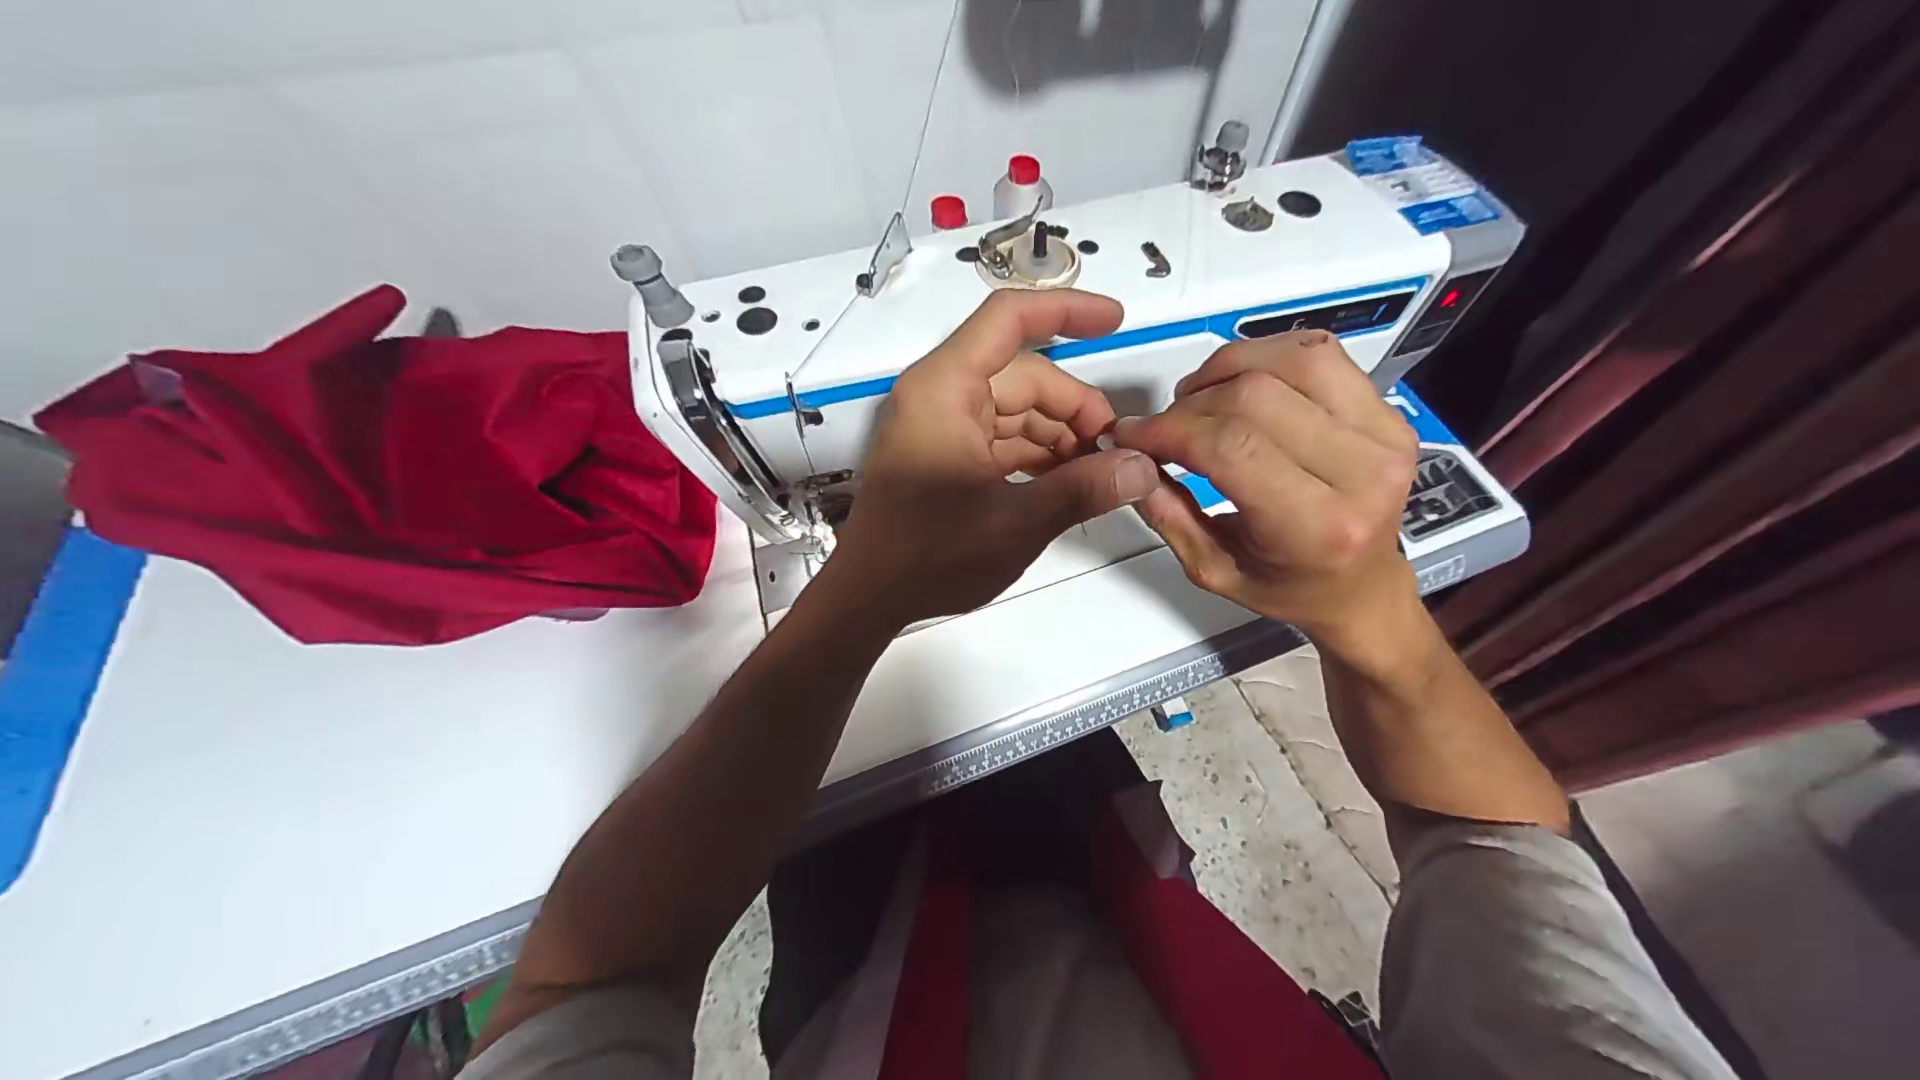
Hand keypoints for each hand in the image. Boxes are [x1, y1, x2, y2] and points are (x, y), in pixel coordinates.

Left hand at [827, 290, 1159, 626]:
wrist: (870, 598)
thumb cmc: (925, 556)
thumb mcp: (1016, 522)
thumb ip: (1084, 490)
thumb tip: (1140, 470)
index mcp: (945, 390)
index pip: (1009, 320)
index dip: (1067, 311)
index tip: (1113, 319)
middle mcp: (940, 397)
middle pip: (1024, 375)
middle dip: (1074, 409)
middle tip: (1114, 452)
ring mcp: (941, 427)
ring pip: (1015, 410)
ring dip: (1059, 437)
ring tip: (1095, 474)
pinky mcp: (944, 456)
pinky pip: (1000, 438)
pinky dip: (1034, 455)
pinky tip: (1065, 482)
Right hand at [1113, 329, 1420, 658]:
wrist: (1362, 586)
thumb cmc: (1291, 587)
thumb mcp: (1213, 570)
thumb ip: (1167, 514)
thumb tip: (1130, 459)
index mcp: (1317, 527)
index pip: (1231, 448)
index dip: (1169, 430)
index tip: (1134, 434)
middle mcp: (1363, 474)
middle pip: (1255, 397)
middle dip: (1189, 405)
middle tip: (1163, 427)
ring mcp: (1383, 435)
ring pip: (1290, 360)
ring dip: (1226, 369)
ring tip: (1199, 399)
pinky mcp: (1387, 412)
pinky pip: (1319, 353)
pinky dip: (1265, 355)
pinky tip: (1239, 382)